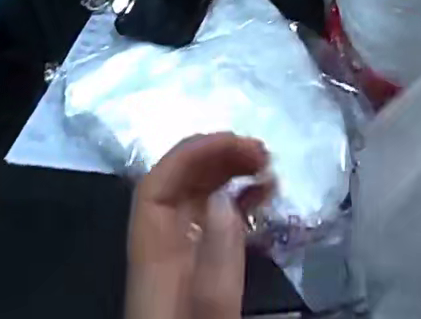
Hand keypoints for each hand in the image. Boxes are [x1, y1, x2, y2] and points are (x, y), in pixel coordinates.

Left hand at [126, 134, 271, 318]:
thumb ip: (215, 273)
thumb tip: (224, 199)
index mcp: (153, 266)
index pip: (154, 190)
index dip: (190, 155)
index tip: (238, 143)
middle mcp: (164, 257)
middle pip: (177, 188)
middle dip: (217, 157)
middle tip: (263, 152)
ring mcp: (183, 266)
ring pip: (197, 201)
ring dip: (230, 173)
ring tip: (267, 166)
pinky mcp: (203, 277)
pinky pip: (215, 224)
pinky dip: (239, 200)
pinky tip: (263, 196)